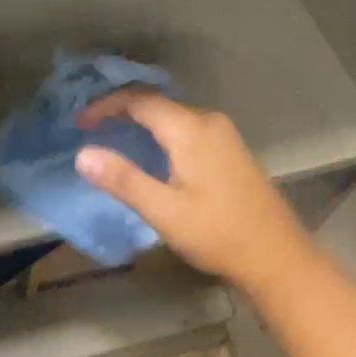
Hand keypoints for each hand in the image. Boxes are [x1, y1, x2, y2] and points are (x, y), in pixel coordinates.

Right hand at [75, 87, 313, 287]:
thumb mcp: (163, 210)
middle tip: (90, 130)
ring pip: (172, 117)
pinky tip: (148, 156)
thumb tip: (83, 154)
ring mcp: (224, 136)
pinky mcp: (230, 151)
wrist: (276, 255)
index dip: (106, 106)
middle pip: (157, 104)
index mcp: (191, 130)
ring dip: (140, 123)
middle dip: (120, 111)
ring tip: (112, 140)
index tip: (79, 124)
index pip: (140, 101)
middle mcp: (209, 122)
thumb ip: (123, 179)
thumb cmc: (217, 234)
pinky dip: (160, 135)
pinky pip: (186, 129)